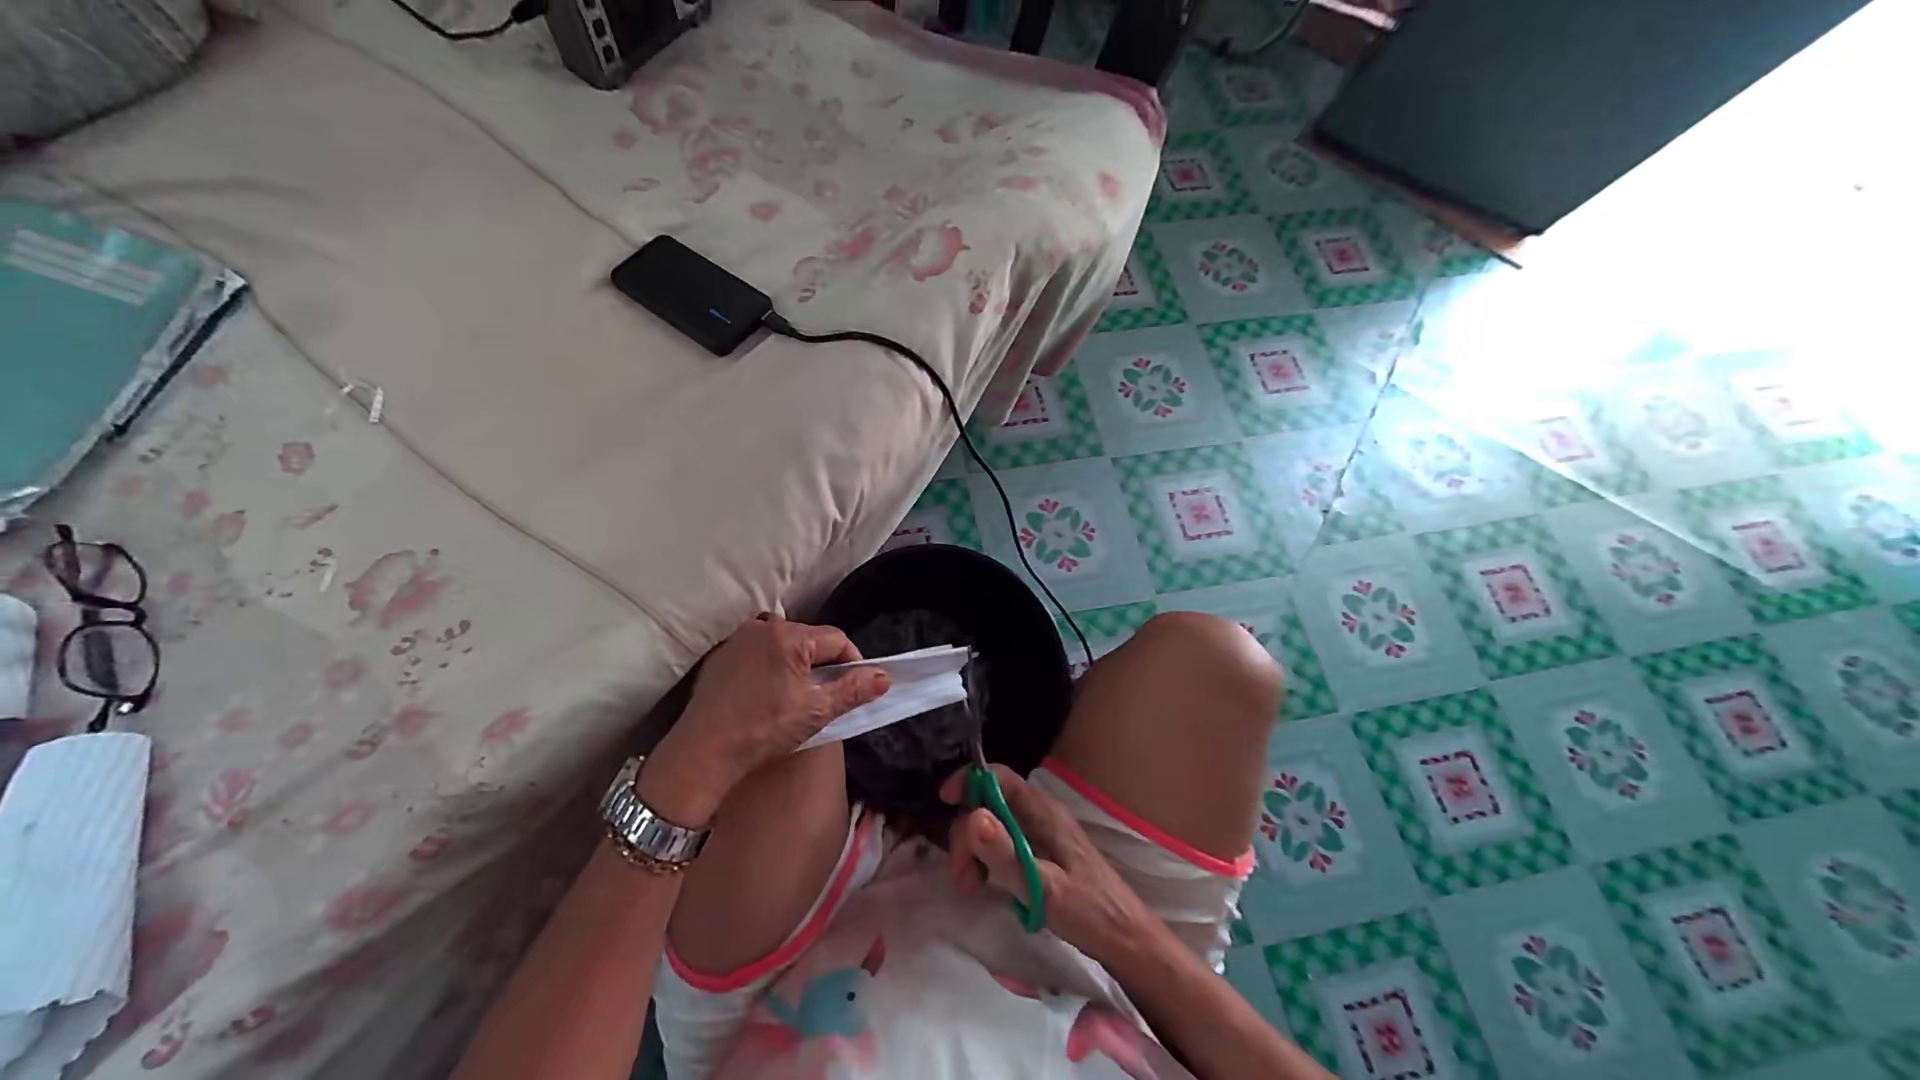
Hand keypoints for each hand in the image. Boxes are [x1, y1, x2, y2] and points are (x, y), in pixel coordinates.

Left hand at [641, 614, 889, 824]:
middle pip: (809, 639)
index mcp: (789, 637)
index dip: (853, 662)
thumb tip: (883, 676)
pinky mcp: (720, 657)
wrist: (702, 753)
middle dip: (823, 663)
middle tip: (826, 696)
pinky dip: (769, 667)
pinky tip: (767, 696)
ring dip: (796, 664)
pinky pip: (757, 653)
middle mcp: (762, 627)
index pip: (836, 639)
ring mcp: (737, 640)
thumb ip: (853, 689)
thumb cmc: (763, 731)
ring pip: (783, 645)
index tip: (856, 687)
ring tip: (797, 696)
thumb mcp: (817, 712)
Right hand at [940, 764, 1157, 965]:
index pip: (999, 776)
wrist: (1127, 940)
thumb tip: (972, 817)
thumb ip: (1005, 854)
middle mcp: (1041, 815)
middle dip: (968, 833)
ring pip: (995, 825)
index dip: (969, 781)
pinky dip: (989, 860)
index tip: (944, 801)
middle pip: (991, 804)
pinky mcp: (1043, 853)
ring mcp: (1043, 833)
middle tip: (961, 877)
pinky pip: (1006, 843)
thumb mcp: (1042, 887)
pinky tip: (988, 886)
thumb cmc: (1088, 912)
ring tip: (971, 888)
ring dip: (975, 850)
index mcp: (1043, 812)